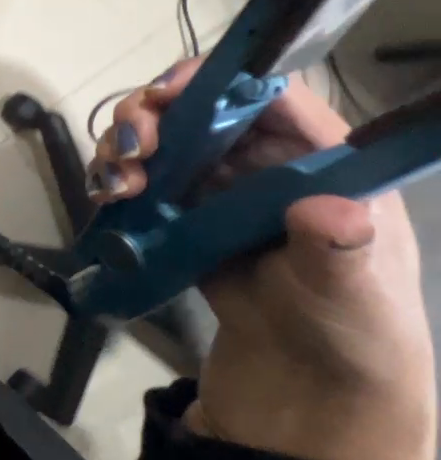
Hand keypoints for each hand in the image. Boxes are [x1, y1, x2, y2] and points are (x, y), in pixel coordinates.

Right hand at [92, 61, 436, 459]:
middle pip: (196, 106)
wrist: (302, 379)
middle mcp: (262, 160)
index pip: (270, 95)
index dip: (217, 80)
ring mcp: (217, 182)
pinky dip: (111, 173)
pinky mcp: (178, 205)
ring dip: (122, 145)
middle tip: (130, 146)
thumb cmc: (351, 332)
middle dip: (150, 114)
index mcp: (318, 162)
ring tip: (115, 183)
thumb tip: (327, 209)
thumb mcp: (353, 293)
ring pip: (157, 133)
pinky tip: (107, 196)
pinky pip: (135, 170)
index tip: (169, 91)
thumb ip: (340, 250)